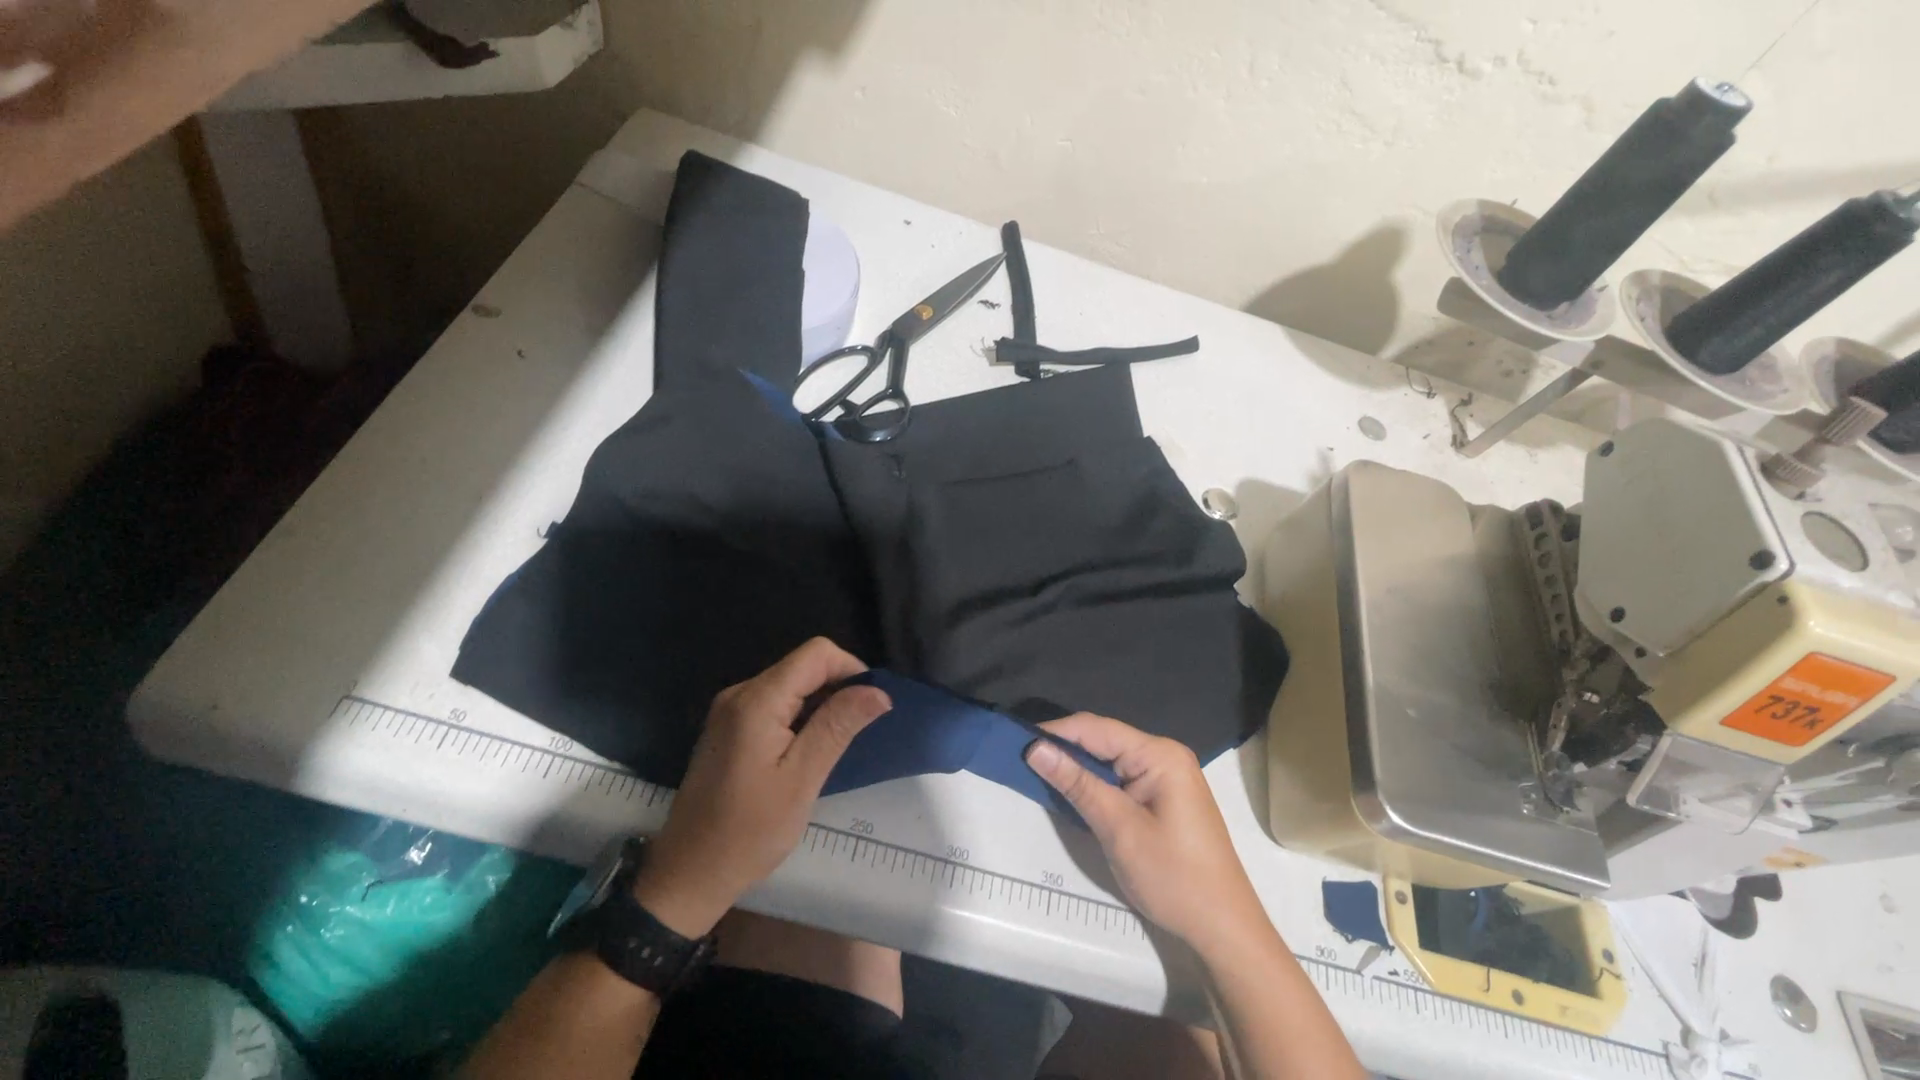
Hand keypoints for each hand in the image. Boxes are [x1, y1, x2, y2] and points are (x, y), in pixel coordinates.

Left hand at [631, 639, 890, 937]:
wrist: (690, 872)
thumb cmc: (749, 831)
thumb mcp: (802, 779)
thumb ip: (837, 726)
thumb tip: (878, 691)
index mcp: (756, 701)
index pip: (816, 653)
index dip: (851, 669)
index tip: (870, 707)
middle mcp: (739, 694)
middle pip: (802, 666)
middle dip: (837, 689)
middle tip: (856, 733)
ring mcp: (730, 711)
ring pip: (790, 685)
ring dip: (819, 706)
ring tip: (834, 747)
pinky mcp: (728, 730)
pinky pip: (774, 705)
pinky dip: (799, 718)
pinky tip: (805, 753)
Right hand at [1025, 714, 1269, 955]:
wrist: (1222, 927)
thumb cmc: (1173, 877)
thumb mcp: (1118, 828)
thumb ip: (1077, 784)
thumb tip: (1035, 747)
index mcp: (1160, 755)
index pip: (1096, 728)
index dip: (1055, 732)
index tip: (1014, 741)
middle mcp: (1165, 756)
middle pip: (1103, 739)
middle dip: (1063, 746)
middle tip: (1018, 757)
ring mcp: (1167, 777)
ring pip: (1110, 759)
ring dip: (1077, 765)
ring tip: (1035, 770)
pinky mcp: (1163, 798)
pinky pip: (1121, 778)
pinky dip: (1094, 783)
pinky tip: (1070, 790)